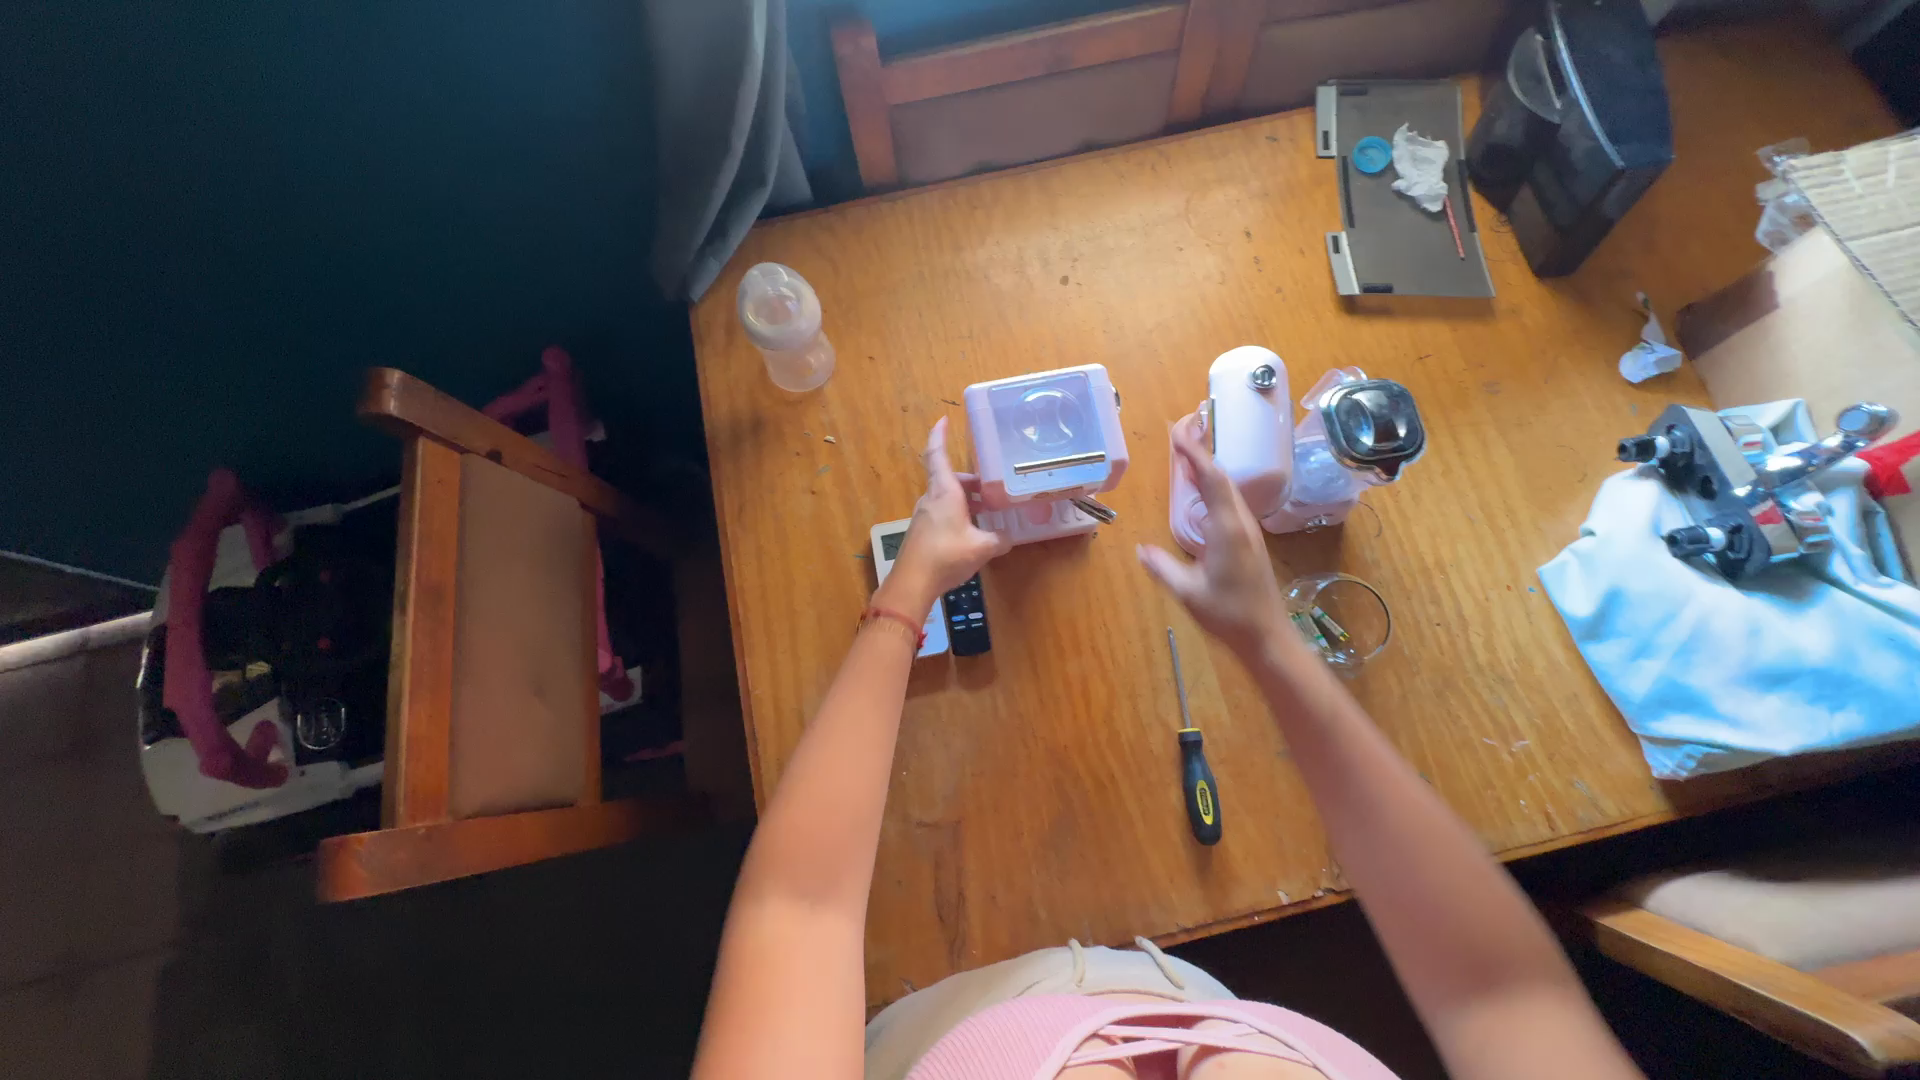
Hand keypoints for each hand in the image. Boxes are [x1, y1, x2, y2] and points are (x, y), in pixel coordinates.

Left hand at [881, 417, 1010, 616]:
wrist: (912, 583)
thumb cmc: (947, 556)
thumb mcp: (982, 547)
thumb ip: (999, 539)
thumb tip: (1009, 537)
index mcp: (944, 491)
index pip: (937, 454)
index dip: (939, 435)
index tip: (943, 420)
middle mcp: (932, 498)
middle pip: (950, 479)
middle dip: (971, 481)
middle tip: (993, 488)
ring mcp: (924, 515)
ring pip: (947, 497)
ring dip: (966, 500)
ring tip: (989, 511)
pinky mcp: (922, 531)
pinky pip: (943, 513)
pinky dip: (959, 514)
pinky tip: (973, 531)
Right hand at [1138, 421, 1296, 660]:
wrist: (1266, 634)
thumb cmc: (1228, 614)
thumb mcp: (1188, 592)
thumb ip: (1163, 568)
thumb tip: (1141, 549)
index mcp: (1227, 530)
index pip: (1212, 481)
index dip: (1195, 456)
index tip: (1178, 436)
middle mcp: (1241, 524)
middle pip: (1223, 480)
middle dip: (1201, 455)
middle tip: (1179, 437)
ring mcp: (1248, 533)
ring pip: (1228, 492)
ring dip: (1208, 472)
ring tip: (1187, 459)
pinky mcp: (1248, 542)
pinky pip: (1229, 505)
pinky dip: (1213, 490)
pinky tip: (1202, 495)